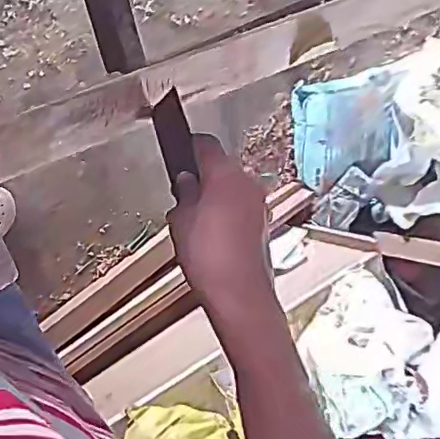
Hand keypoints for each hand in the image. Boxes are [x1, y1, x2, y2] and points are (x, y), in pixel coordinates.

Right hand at [168, 134, 274, 315]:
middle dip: (200, 175)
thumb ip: (184, 194)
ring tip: (190, 217)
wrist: (238, 293)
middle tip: (178, 190)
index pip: (206, 145)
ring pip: (230, 187)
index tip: (179, 147)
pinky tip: (206, 232)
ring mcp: (258, 204)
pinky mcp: (261, 223)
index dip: (189, 145)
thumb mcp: (181, 220)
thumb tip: (186, 182)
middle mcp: (247, 185)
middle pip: (220, 167)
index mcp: (225, 176)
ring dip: (212, 194)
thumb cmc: (210, 258)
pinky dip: (223, 211)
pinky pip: (238, 206)